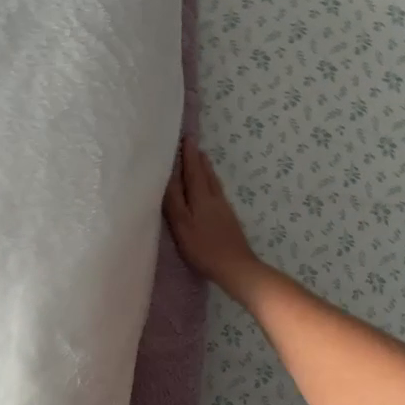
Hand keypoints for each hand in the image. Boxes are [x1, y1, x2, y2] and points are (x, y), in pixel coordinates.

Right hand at [164, 137, 263, 293]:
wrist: (236, 267)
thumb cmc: (203, 248)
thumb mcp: (181, 224)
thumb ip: (174, 200)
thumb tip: (168, 175)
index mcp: (200, 197)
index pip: (193, 170)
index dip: (187, 155)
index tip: (184, 137)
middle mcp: (214, 198)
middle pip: (205, 173)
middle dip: (197, 158)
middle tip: (192, 143)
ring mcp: (223, 208)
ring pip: (213, 182)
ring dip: (206, 169)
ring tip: (202, 159)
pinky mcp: (229, 219)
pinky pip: (217, 192)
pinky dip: (212, 183)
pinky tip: (211, 188)